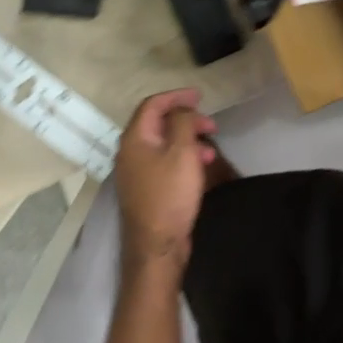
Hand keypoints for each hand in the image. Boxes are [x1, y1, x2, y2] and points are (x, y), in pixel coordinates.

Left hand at [114, 89, 217, 270]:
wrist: (156, 246)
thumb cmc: (170, 195)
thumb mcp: (182, 152)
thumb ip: (182, 123)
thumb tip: (182, 110)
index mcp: (135, 138)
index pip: (153, 104)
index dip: (177, 96)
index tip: (200, 96)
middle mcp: (131, 152)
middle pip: (158, 124)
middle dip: (186, 120)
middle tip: (211, 125)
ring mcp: (137, 172)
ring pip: (164, 144)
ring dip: (188, 140)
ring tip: (211, 148)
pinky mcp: (146, 189)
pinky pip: (165, 162)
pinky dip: (183, 158)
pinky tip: (201, 167)